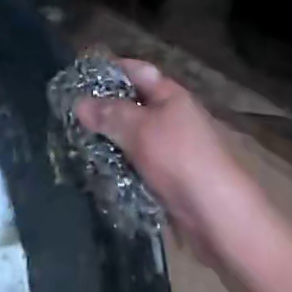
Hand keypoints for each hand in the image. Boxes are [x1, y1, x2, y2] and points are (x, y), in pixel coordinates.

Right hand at [74, 58, 260, 245]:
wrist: (221, 221)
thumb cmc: (182, 161)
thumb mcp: (141, 129)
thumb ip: (108, 114)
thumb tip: (78, 103)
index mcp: (170, 96)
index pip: (134, 71)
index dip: (107, 70)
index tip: (76, 78)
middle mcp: (171, 118)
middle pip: (130, 104)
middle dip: (102, 109)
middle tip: (69, 114)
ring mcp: (170, 150)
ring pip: (131, 137)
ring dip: (108, 141)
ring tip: (77, 143)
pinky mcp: (167, 179)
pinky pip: (136, 165)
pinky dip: (118, 166)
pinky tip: (96, 171)